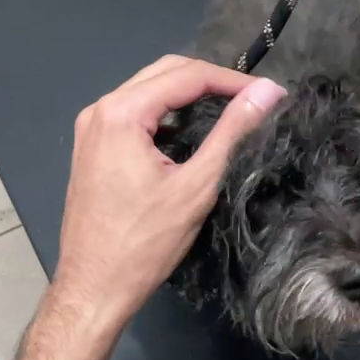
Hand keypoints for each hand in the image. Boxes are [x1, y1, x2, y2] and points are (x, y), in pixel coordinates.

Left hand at [50, 56, 286, 338]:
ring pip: (147, 91)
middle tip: (252, 99)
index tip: (269, 94)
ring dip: (187, 94)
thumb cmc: (145, 243)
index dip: (232, 80)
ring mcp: (90, 129)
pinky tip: (190, 132)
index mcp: (121, 112)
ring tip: (229, 110)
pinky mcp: (91, 147)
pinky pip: (134, 114)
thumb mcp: (197, 185)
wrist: (94, 286)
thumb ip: (233, 132)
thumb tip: (268, 91)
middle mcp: (100, 110)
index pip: (186, 75)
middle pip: (163, 73)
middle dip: (210, 80)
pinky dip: (165, 114)